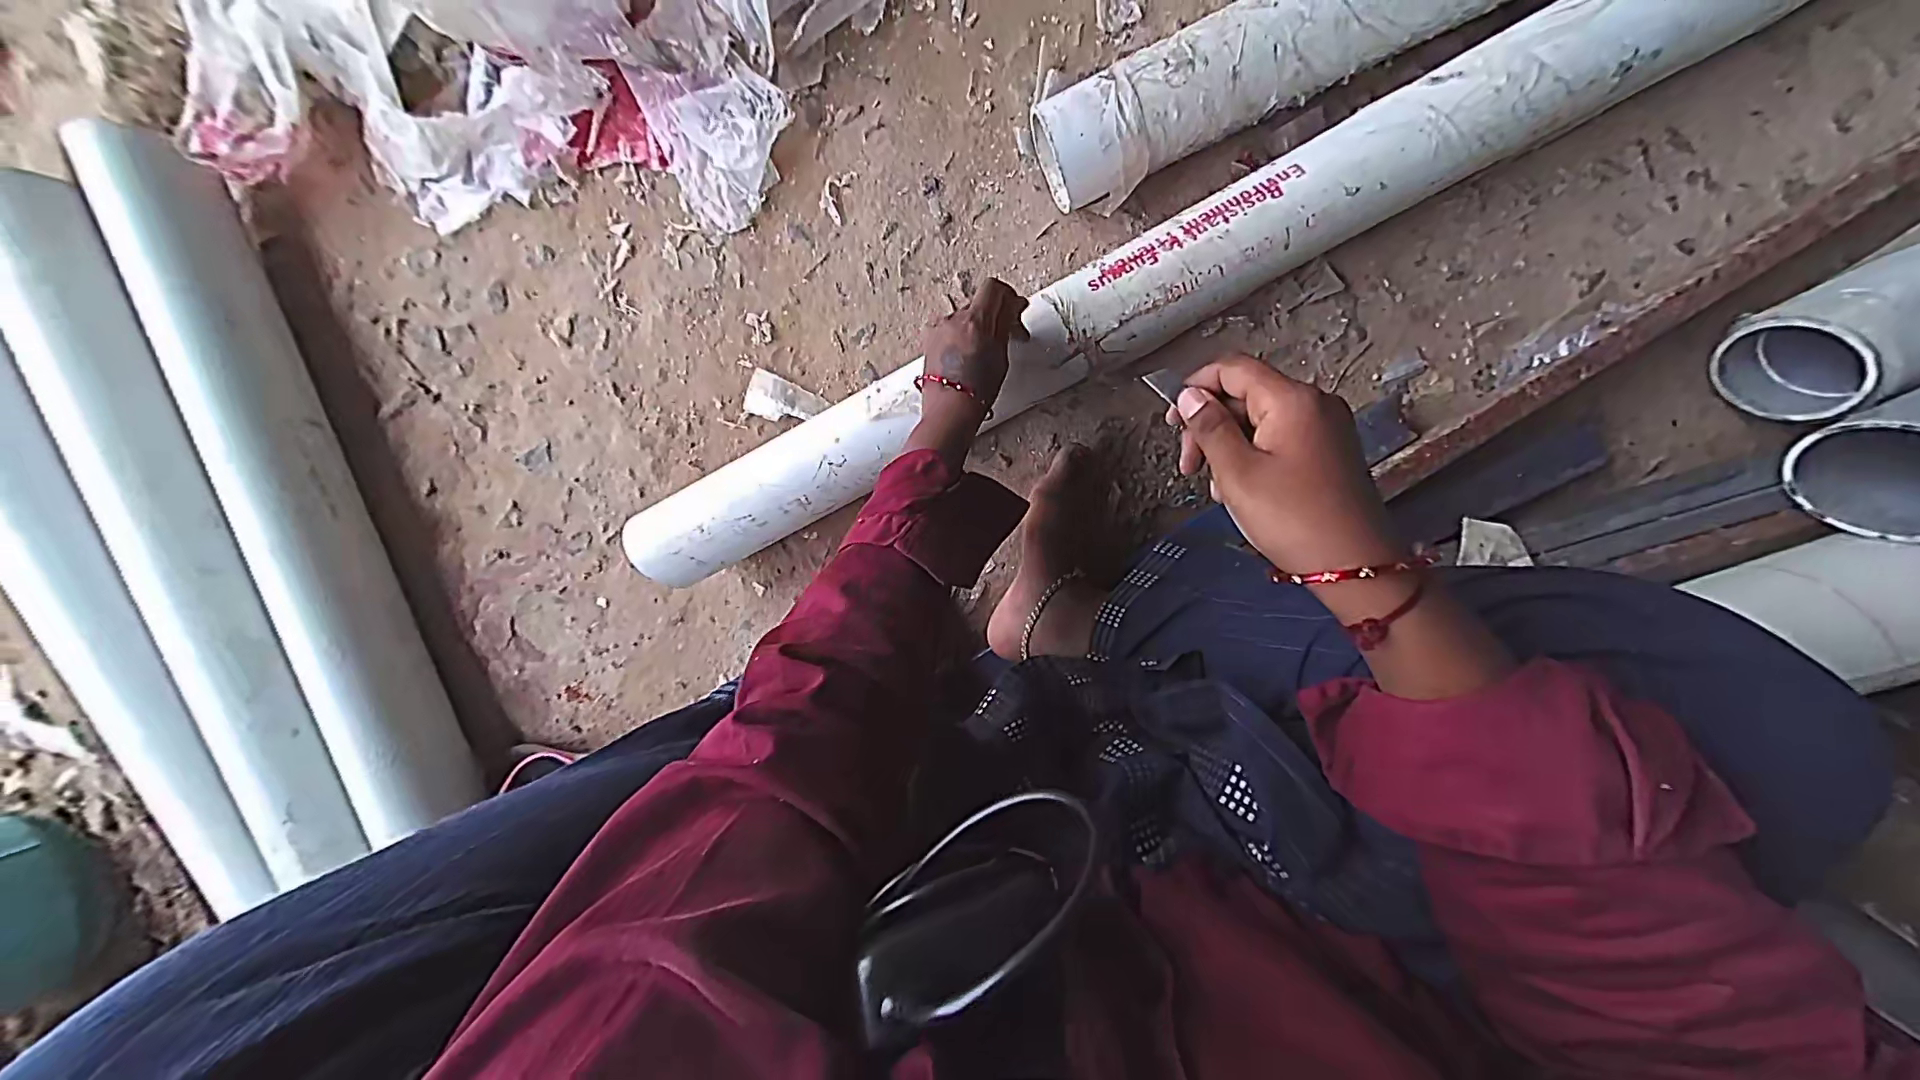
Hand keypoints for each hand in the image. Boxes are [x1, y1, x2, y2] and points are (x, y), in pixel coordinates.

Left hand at [905, 279, 1028, 467]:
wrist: (949, 410)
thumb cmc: (976, 390)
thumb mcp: (1001, 354)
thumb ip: (1005, 324)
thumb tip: (1011, 305)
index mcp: (975, 320)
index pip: (993, 288)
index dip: (1008, 296)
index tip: (1015, 309)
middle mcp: (953, 319)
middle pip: (978, 302)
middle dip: (994, 314)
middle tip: (1007, 334)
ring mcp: (938, 329)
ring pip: (964, 317)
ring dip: (976, 327)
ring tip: (985, 351)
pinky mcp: (929, 341)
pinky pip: (951, 330)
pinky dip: (962, 336)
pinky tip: (968, 356)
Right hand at [1167, 354, 1402, 575]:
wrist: (1352, 564)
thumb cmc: (1295, 520)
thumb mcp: (1237, 472)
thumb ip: (1209, 428)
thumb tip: (1190, 397)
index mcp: (1292, 401)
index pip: (1233, 369)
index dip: (1195, 386)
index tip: (1173, 418)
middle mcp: (1313, 405)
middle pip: (1244, 395)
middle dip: (1209, 425)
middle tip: (1189, 463)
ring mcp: (1323, 427)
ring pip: (1257, 420)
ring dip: (1226, 445)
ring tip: (1217, 484)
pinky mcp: (1326, 450)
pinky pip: (1276, 438)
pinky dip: (1250, 456)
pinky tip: (1240, 487)